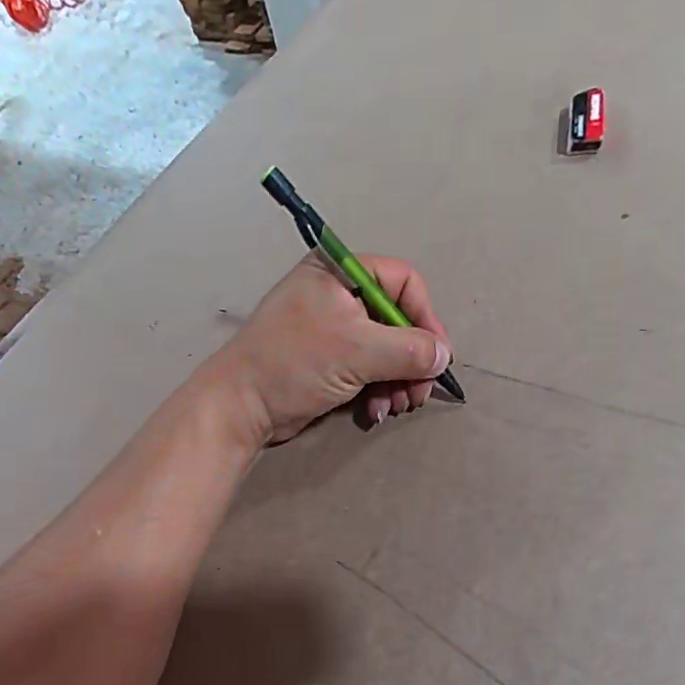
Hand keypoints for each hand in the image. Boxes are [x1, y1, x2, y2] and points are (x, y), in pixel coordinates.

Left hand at [196, 253, 453, 444]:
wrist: (240, 406)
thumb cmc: (293, 364)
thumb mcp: (358, 351)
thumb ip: (409, 350)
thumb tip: (443, 356)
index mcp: (339, 272)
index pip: (402, 283)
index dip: (424, 319)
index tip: (437, 356)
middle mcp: (335, 295)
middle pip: (396, 321)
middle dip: (410, 361)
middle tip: (417, 394)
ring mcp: (329, 330)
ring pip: (383, 351)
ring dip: (395, 382)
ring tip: (396, 407)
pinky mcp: (324, 362)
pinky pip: (365, 370)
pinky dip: (376, 391)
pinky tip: (375, 412)